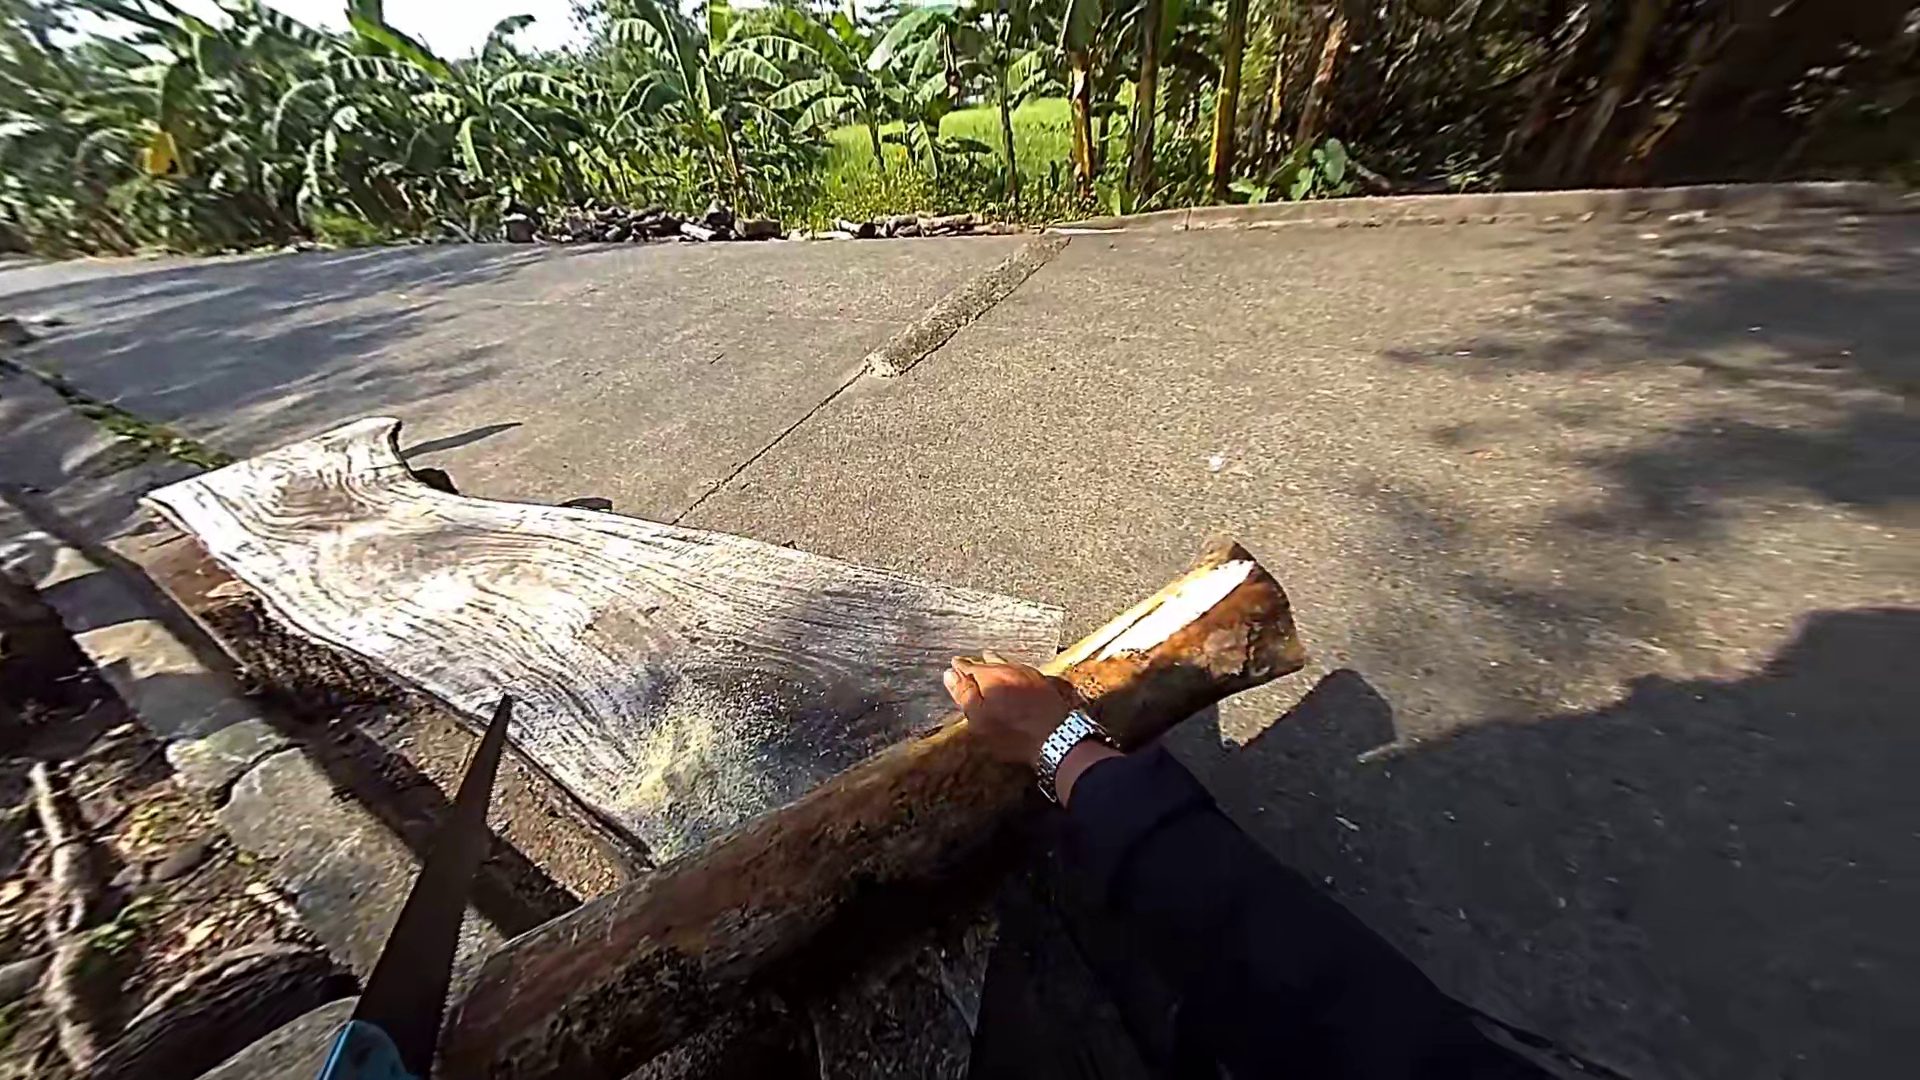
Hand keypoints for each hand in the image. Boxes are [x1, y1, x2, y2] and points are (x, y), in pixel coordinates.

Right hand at [941, 653, 1076, 765]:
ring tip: (989, 661)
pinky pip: (1020, 669)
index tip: (954, 663)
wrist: (1055, 736)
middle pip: (989, 661)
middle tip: (969, 663)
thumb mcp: (980, 719)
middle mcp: (1008, 668)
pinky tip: (1012, 674)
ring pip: (1006, 663)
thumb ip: (964, 694)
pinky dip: (1011, 670)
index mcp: (990, 676)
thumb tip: (949, 674)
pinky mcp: (1042, 680)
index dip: (960, 666)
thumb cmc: (1012, 733)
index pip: (969, 666)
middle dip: (977, 662)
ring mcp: (1027, 673)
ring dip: (996, 663)